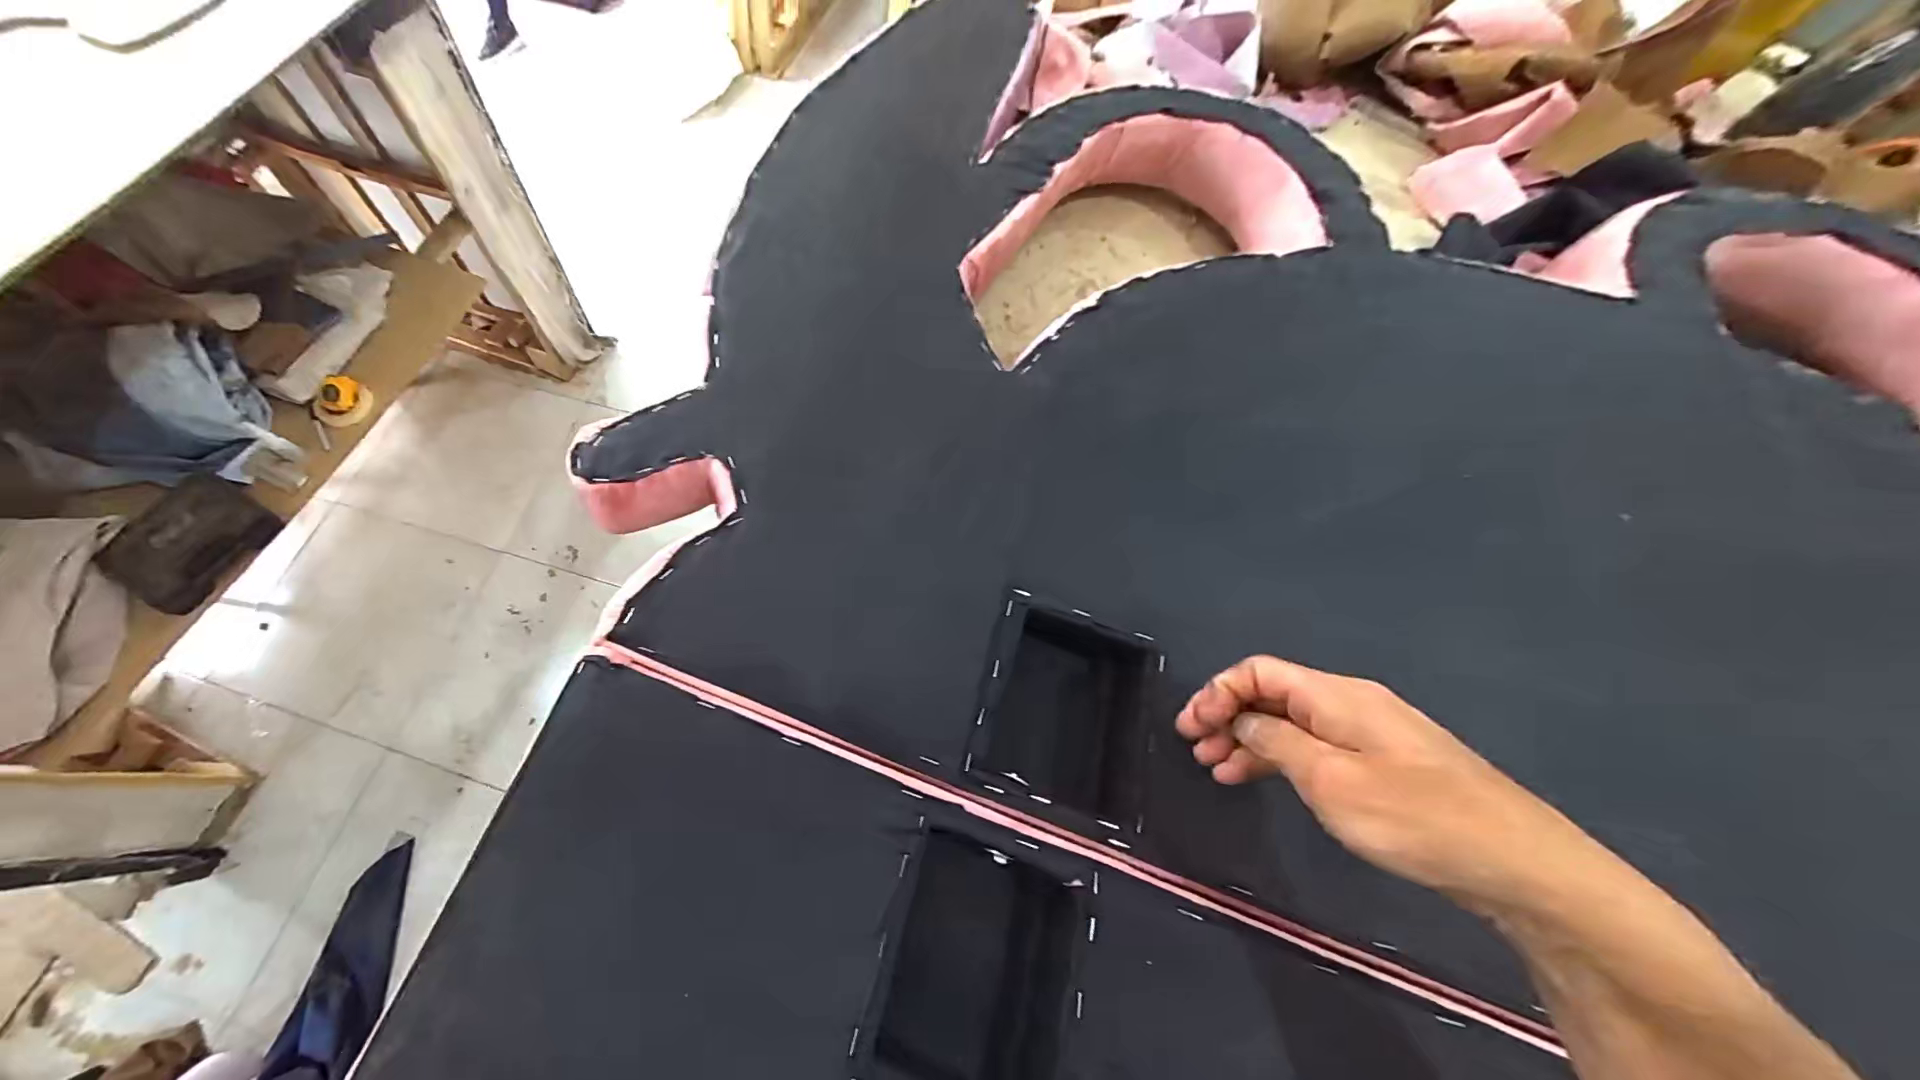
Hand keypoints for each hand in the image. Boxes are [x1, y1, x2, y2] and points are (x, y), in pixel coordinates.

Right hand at [1175, 656, 1608, 910]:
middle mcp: (1350, 703)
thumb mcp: (1329, 780)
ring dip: (1249, 739)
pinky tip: (1261, 778)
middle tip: (1194, 749)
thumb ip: (1277, 741)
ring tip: (1217, 769)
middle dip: (1227, 715)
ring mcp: (1369, 733)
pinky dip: (1280, 757)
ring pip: (1291, 722)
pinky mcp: (1383, 762)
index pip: (1259, 672)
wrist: (1520, 865)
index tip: (1190, 727)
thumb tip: (1242, 718)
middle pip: (1273, 693)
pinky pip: (1315, 745)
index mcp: (1336, 696)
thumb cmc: (1415, 817)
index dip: (1217, 692)